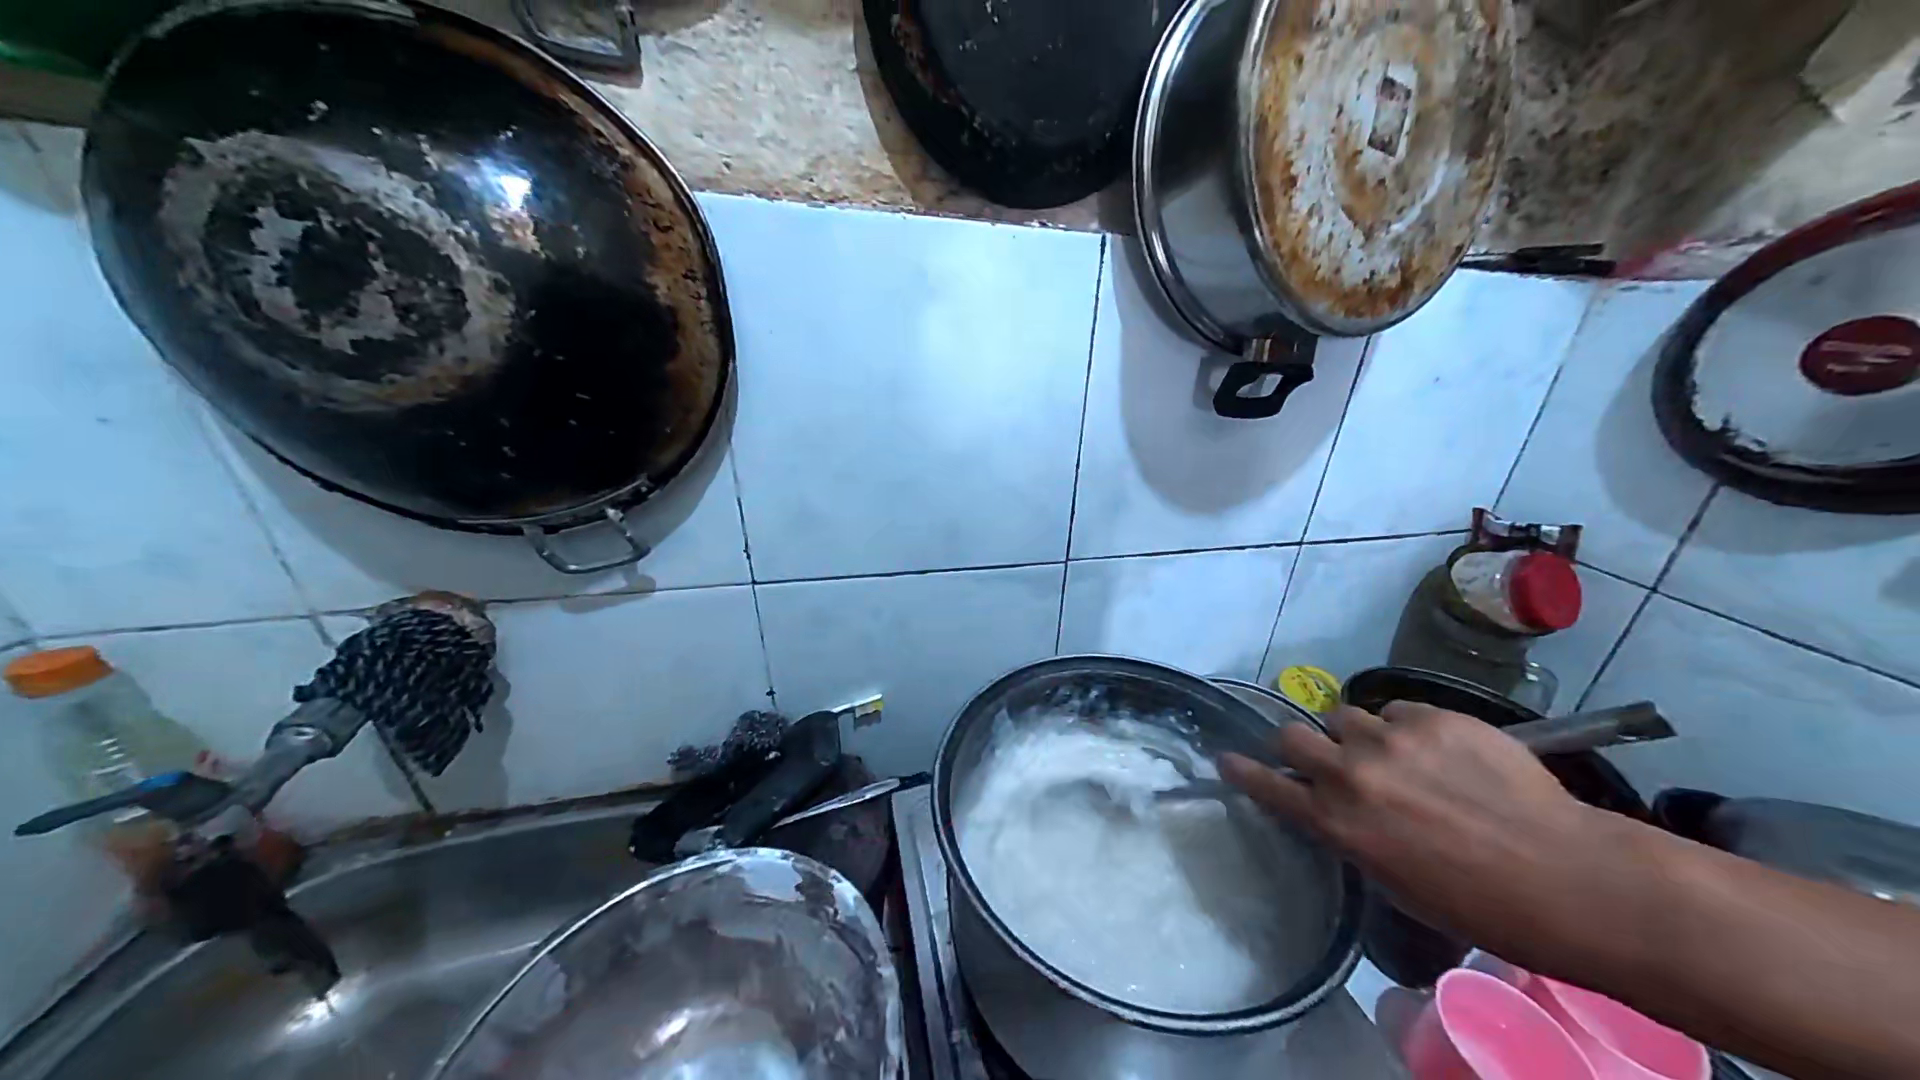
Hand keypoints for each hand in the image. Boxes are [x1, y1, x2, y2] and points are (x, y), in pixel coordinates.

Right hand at [1220, 702, 1608, 942]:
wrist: (1569, 877)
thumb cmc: (1479, 903)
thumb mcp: (1394, 882)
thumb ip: (1352, 836)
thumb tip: (1338, 810)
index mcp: (1337, 823)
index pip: (1268, 786)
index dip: (1244, 771)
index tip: (1227, 759)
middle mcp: (1350, 773)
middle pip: (1293, 733)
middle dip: (1304, 744)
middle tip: (1330, 756)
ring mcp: (1390, 739)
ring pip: (1345, 716)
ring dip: (1358, 734)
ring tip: (1396, 753)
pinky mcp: (1433, 717)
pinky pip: (1399, 710)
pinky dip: (1408, 727)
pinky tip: (1441, 751)